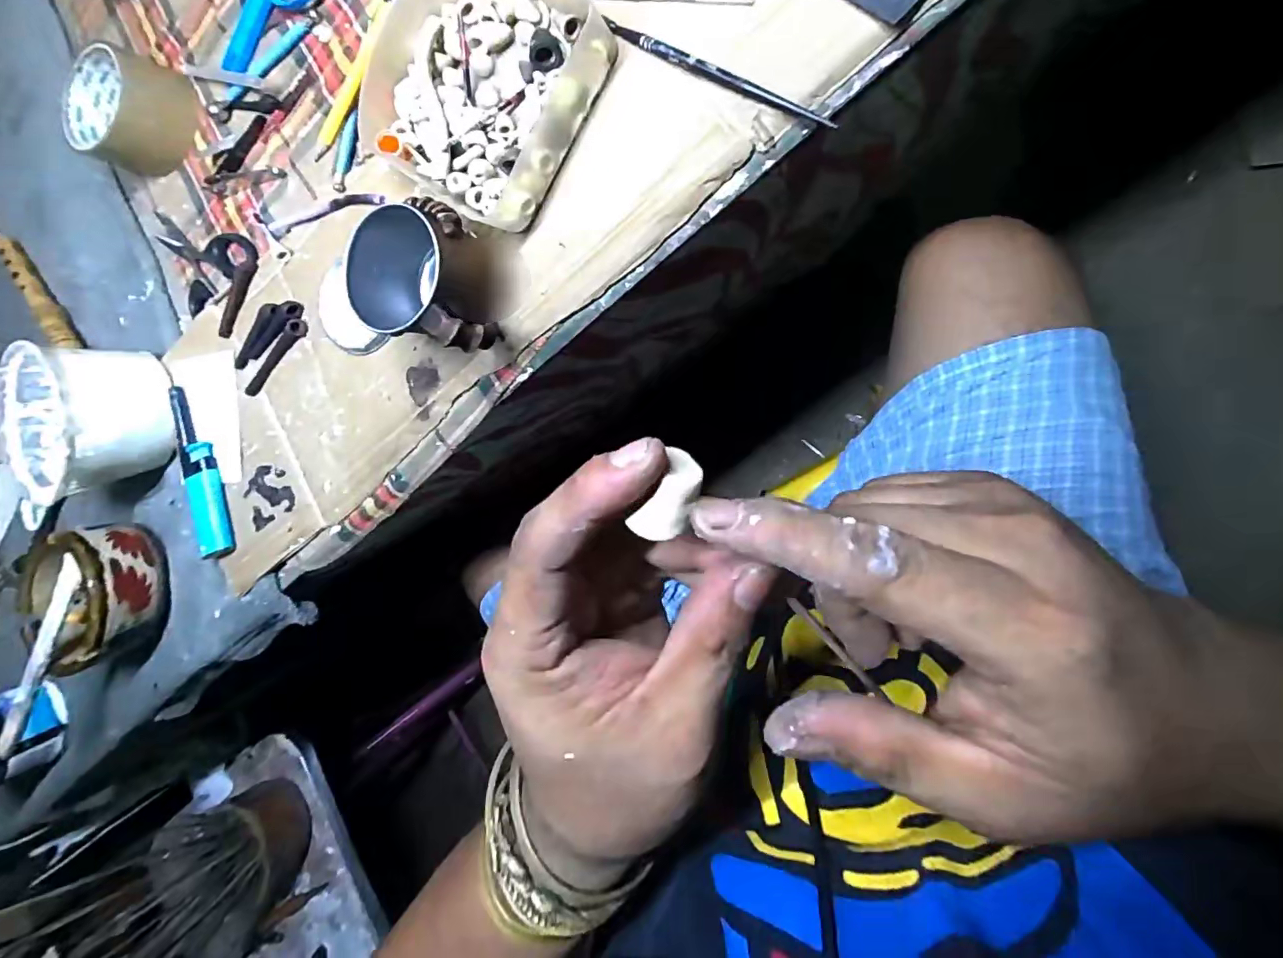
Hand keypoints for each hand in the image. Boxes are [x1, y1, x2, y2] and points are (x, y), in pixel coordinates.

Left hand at [484, 438, 775, 885]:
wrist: (594, 826)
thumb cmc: (619, 792)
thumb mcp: (674, 729)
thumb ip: (711, 641)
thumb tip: (758, 562)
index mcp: (525, 642)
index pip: (541, 549)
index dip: (587, 496)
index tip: (644, 457)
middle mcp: (539, 606)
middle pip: (576, 527)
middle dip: (634, 496)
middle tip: (694, 477)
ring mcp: (572, 598)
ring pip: (612, 533)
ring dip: (667, 521)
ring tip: (725, 527)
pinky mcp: (605, 600)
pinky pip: (639, 556)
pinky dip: (680, 548)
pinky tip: (718, 552)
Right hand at [689, 472, 1233, 845]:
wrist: (1217, 700)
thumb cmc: (1107, 762)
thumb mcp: (998, 796)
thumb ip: (883, 752)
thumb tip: (781, 724)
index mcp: (1025, 625)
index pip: (880, 559)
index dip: (786, 536)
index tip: (712, 517)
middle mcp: (1015, 540)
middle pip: (858, 525)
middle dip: (825, 579)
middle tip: (867, 651)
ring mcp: (1007, 501)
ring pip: (867, 505)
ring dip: (848, 562)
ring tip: (897, 629)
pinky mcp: (994, 487)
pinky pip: (890, 496)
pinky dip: (871, 540)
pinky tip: (910, 588)